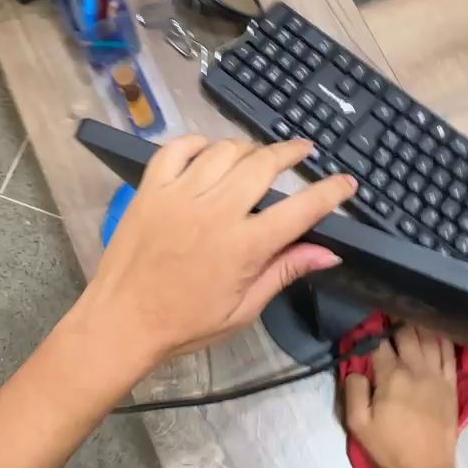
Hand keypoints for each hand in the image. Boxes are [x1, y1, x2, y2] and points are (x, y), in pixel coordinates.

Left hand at [69, 135, 356, 373]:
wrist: (121, 323)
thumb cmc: (185, 324)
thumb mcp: (243, 310)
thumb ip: (284, 271)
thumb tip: (329, 253)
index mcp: (243, 247)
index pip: (300, 209)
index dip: (330, 192)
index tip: (345, 182)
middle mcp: (214, 212)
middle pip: (263, 164)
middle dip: (290, 152)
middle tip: (301, 152)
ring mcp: (179, 195)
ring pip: (224, 150)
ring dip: (247, 148)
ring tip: (256, 156)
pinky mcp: (150, 189)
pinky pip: (177, 148)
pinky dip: (198, 143)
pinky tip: (209, 153)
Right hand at [342, 323, 460, 467]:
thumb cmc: (389, 447)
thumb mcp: (358, 424)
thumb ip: (353, 390)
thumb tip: (356, 369)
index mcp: (391, 376)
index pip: (379, 343)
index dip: (370, 334)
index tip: (365, 331)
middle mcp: (416, 369)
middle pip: (405, 333)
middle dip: (394, 325)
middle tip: (386, 322)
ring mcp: (437, 375)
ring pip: (429, 338)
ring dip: (417, 326)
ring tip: (408, 321)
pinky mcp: (451, 384)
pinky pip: (449, 353)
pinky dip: (442, 339)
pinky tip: (435, 333)